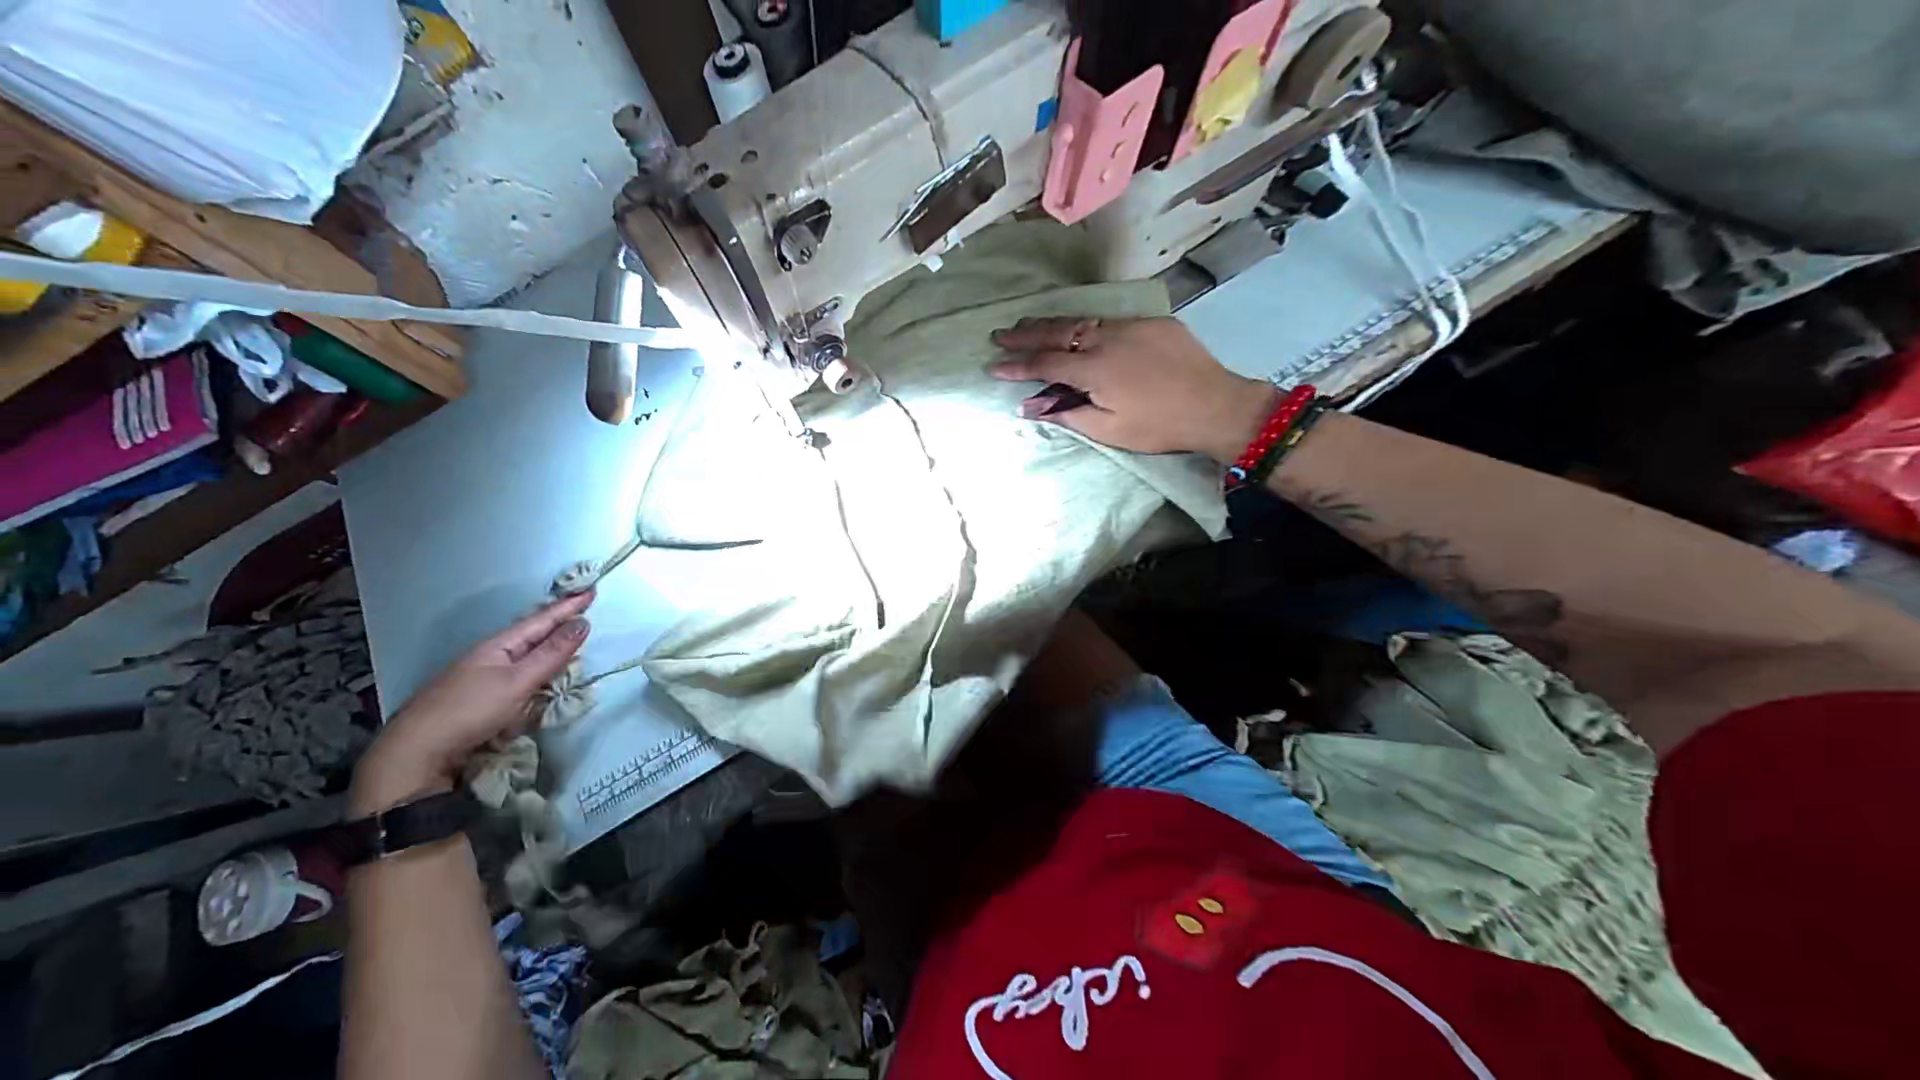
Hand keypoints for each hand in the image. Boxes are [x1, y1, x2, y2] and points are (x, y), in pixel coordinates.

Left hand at [350, 591, 593, 813]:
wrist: (417, 754)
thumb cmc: (470, 711)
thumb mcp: (518, 681)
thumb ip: (552, 653)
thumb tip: (582, 622)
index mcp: (499, 645)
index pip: (541, 620)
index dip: (567, 607)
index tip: (592, 590)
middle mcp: (491, 657)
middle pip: (533, 636)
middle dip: (557, 625)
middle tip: (584, 612)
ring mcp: (485, 679)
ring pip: (527, 659)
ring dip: (549, 652)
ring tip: (570, 645)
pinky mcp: (484, 702)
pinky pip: (520, 682)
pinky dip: (536, 679)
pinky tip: (542, 683)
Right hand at [988, 316, 1276, 461]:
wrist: (1216, 406)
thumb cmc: (1159, 426)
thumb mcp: (1110, 430)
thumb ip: (1068, 414)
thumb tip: (1029, 406)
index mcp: (1094, 369)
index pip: (1044, 364)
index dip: (1016, 365)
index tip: (993, 366)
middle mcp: (1107, 339)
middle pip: (1057, 333)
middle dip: (1025, 334)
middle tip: (1001, 334)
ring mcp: (1131, 326)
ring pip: (1082, 321)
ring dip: (1052, 324)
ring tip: (1029, 325)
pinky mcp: (1153, 323)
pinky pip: (1111, 321)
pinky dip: (1086, 325)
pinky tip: (1079, 329)